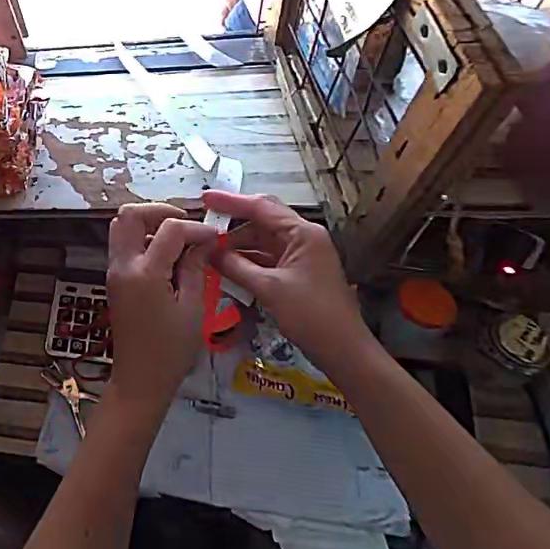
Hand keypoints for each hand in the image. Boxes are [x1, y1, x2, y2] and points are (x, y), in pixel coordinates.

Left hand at [105, 204, 218, 407]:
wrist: (140, 380)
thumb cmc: (171, 351)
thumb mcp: (192, 308)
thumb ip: (195, 268)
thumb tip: (203, 242)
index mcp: (144, 274)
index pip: (169, 229)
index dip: (195, 227)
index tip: (213, 236)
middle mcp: (123, 266)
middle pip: (129, 215)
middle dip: (160, 212)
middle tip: (186, 225)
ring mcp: (114, 271)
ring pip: (122, 227)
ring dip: (149, 224)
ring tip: (179, 241)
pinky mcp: (114, 279)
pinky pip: (124, 245)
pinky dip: (144, 240)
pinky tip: (168, 256)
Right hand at [203, 191, 373, 371]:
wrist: (344, 351)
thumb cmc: (311, 315)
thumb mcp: (269, 289)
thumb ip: (236, 267)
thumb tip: (209, 253)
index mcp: (302, 233)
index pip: (261, 207)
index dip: (231, 201)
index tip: (205, 197)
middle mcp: (303, 237)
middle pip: (262, 220)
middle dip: (233, 223)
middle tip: (204, 223)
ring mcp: (301, 255)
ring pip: (263, 241)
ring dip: (238, 245)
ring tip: (209, 249)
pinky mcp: (297, 272)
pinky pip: (267, 258)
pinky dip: (248, 261)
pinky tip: (227, 266)